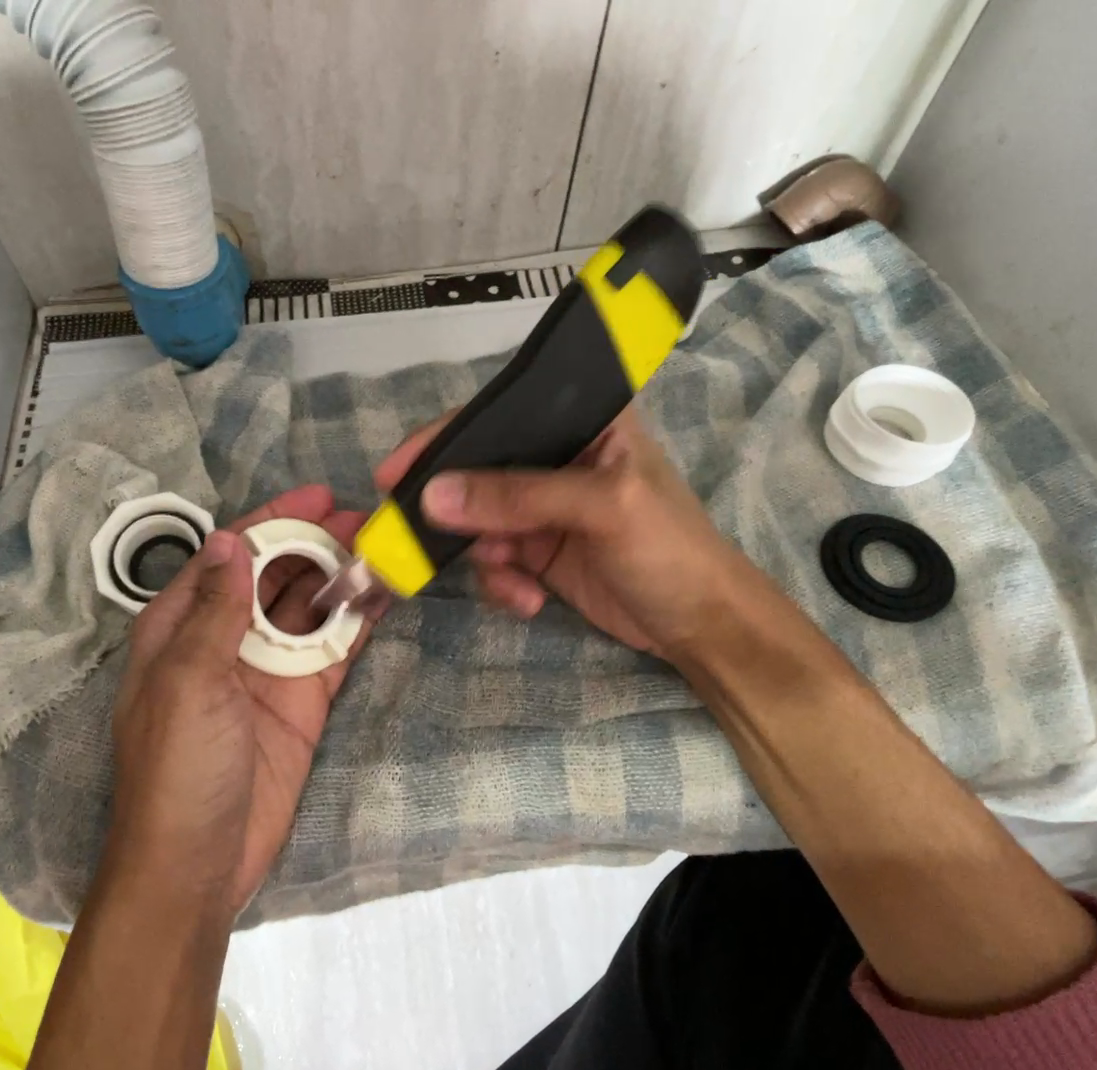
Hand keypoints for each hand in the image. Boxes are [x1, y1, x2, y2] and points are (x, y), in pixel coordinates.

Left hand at [104, 484, 380, 920]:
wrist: (197, 866)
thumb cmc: (179, 767)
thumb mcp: (189, 681)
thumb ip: (216, 610)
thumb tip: (231, 540)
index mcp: (180, 628)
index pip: (229, 557)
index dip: (271, 522)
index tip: (318, 495)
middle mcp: (223, 640)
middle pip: (274, 577)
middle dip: (314, 544)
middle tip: (366, 518)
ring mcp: (266, 672)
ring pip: (308, 610)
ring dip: (340, 577)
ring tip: (382, 546)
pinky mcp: (301, 704)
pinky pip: (331, 653)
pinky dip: (355, 624)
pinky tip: (384, 596)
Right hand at [374, 410, 740, 658]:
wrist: (702, 628)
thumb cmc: (670, 549)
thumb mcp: (602, 508)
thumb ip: (519, 497)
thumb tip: (432, 495)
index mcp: (584, 421)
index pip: (499, 414)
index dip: (444, 438)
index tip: (394, 472)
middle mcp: (558, 457)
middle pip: (478, 470)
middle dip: (454, 508)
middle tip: (414, 537)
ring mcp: (544, 507)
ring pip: (479, 521)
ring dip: (483, 554)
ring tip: (512, 577)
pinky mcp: (538, 552)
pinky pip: (493, 560)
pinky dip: (499, 582)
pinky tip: (529, 600)